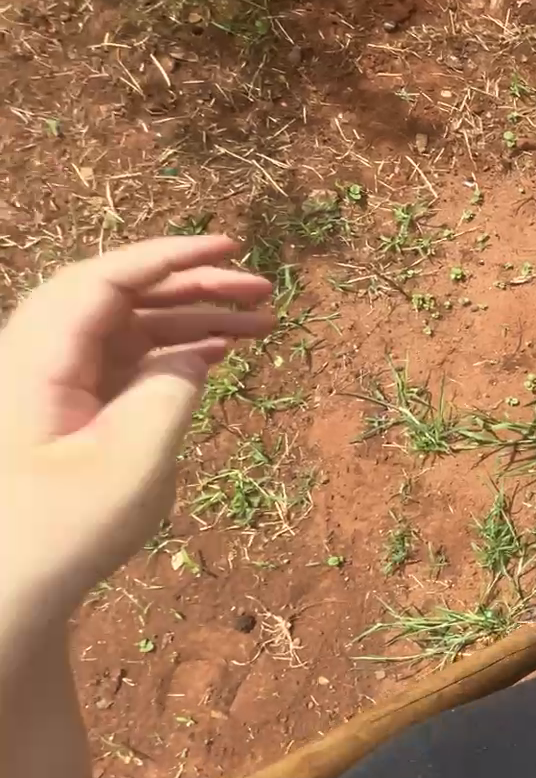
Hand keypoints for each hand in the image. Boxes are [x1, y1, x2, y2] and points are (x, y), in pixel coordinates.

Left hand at [0, 237, 272, 636]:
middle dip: (190, 284)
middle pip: (113, 297)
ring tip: (262, 322)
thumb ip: (167, 393)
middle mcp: (33, 364)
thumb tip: (194, 352)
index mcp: (31, 366)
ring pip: (124, 328)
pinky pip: (125, 361)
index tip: (232, 247)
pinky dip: (176, 349)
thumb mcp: (129, 461)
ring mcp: (49, 387)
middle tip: (264, 290)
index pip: (100, 283)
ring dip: (191, 318)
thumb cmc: (55, 530)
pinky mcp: (67, 411)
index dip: (166, 256)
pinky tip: (220, 353)